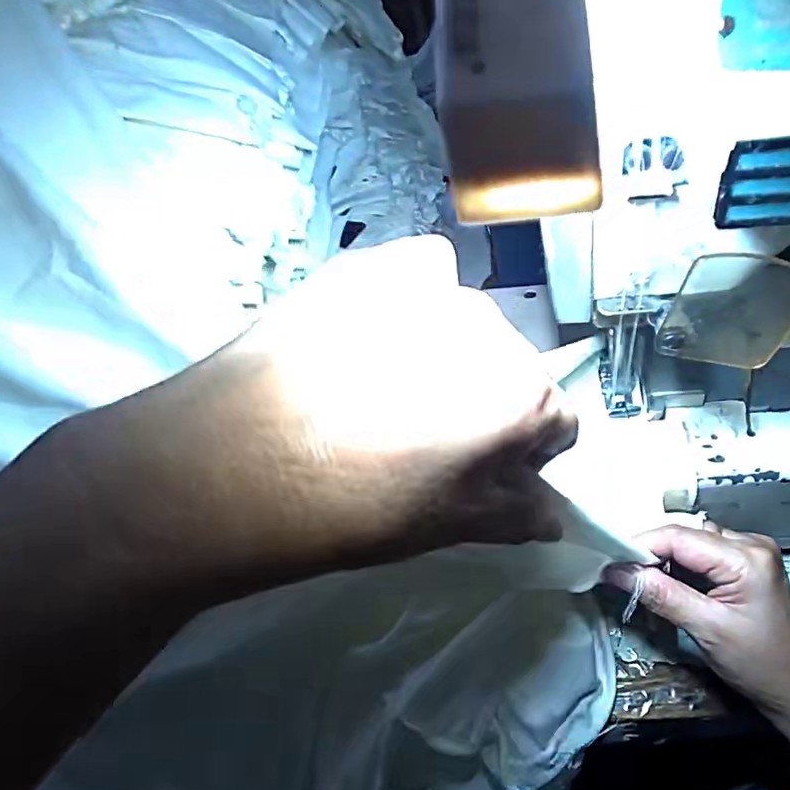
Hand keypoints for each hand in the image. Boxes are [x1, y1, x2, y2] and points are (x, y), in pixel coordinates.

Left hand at [49, 235, 577, 599]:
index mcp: (527, 398)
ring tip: (389, 388)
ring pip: (472, 328)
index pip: (561, 424)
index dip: (529, 454)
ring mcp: (437, 288)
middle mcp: (498, 330)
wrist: (228, 461)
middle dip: (493, 403)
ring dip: (454, 355)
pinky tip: (373, 336)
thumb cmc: (358, 507)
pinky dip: (416, 301)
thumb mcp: (452, 525)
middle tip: (431, 437)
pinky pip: (425, 275)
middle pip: (518, 372)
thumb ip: (517, 515)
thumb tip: (552, 518)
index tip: (487, 471)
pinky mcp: (378, 264)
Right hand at [606, 524, 789, 732]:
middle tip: (620, 573)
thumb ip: (662, 595)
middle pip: (687, 533)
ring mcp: (753, 551)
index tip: (610, 563)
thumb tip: (618, 572)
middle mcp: (751, 543)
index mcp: (746, 556)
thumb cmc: (759, 664)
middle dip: (652, 551)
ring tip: (639, 578)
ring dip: (666, 557)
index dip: (641, 545)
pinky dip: (684, 564)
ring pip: (695, 541)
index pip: (680, 536)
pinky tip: (667, 582)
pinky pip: (707, 552)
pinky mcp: (749, 563)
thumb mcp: (706, 630)